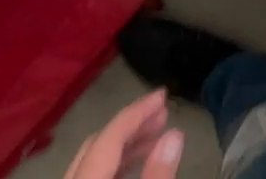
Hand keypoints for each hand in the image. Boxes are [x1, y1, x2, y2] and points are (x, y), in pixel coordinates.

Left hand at [63, 89, 183, 178]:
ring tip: (156, 135)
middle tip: (162, 113)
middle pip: (96, 145)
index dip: (136, 112)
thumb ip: (157, 174)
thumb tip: (175, 133)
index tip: (163, 94)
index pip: (108, 137)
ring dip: (124, 145)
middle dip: (130, 125)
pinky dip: (114, 163)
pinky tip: (138, 162)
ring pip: (91, 160)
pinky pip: (90, 174)